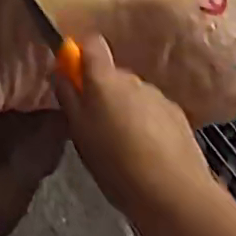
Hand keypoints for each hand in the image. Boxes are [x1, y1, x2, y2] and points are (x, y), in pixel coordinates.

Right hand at [52, 35, 216, 223]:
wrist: (174, 192)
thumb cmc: (116, 164)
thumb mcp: (80, 134)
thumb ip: (68, 98)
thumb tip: (60, 72)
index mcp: (104, 80)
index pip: (91, 43)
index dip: (81, 54)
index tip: (74, 77)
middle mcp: (132, 78)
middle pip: (111, 74)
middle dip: (102, 93)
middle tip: (96, 127)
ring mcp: (156, 94)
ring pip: (132, 94)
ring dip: (124, 110)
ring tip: (123, 148)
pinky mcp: (175, 112)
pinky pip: (152, 109)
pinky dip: (146, 123)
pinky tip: (147, 153)